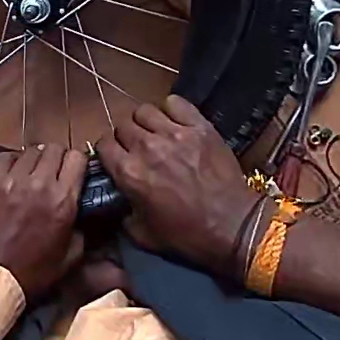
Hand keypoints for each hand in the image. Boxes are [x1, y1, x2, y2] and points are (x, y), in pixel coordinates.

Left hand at [0, 146, 86, 301]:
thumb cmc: (31, 273)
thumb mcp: (71, 257)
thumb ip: (82, 228)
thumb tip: (82, 209)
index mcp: (62, 201)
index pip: (77, 158)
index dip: (77, 162)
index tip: (74, 169)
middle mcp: (38, 184)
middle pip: (53, 149)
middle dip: (56, 158)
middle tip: (52, 171)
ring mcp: (10, 180)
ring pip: (29, 151)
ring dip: (34, 160)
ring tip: (31, 174)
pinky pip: (4, 157)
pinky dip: (11, 162)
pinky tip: (11, 174)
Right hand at [99, 95, 259, 277]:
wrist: (236, 228)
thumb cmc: (188, 235)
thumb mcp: (143, 235)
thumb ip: (122, 211)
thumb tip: (116, 197)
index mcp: (129, 172)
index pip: (103, 143)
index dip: (108, 151)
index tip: (116, 157)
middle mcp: (146, 147)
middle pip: (122, 125)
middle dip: (126, 137)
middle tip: (138, 149)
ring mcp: (174, 134)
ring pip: (144, 111)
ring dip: (146, 122)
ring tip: (156, 133)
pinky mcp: (199, 127)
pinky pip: (175, 103)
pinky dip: (172, 110)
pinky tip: (176, 123)